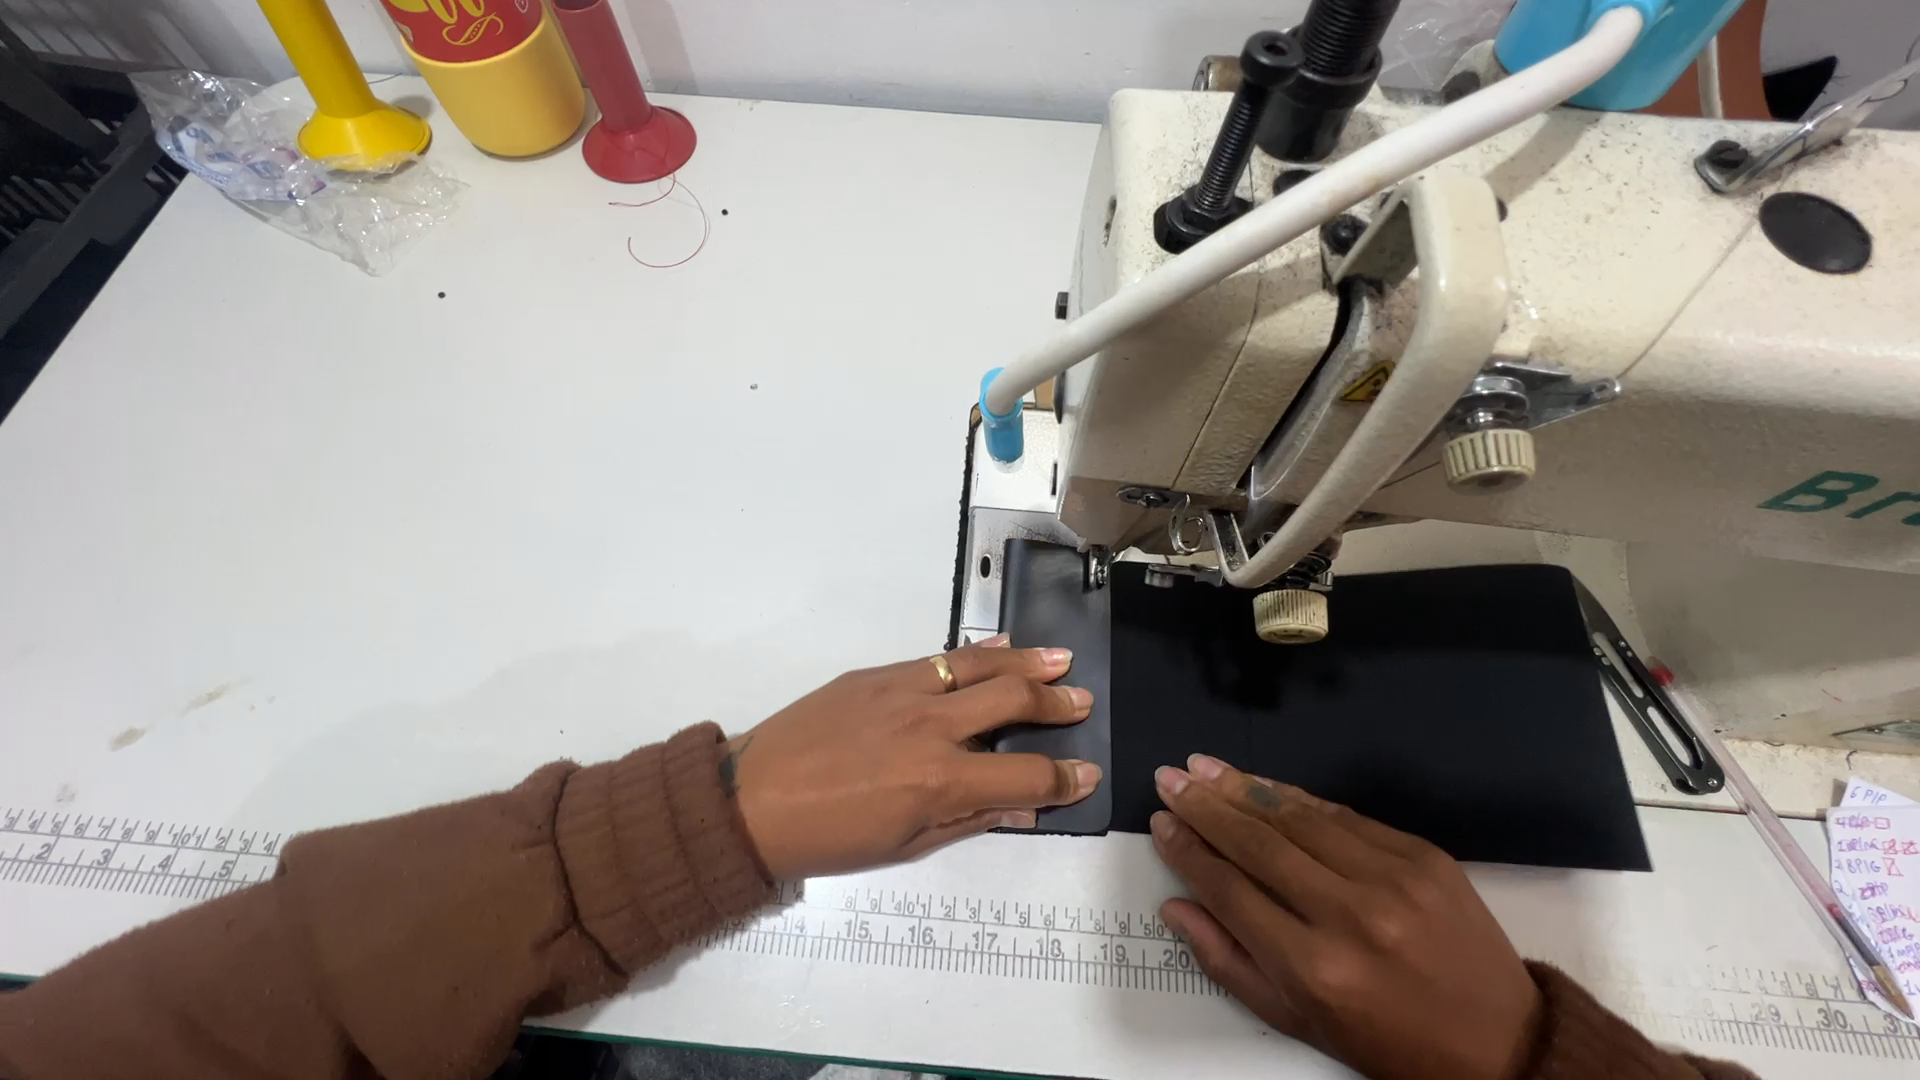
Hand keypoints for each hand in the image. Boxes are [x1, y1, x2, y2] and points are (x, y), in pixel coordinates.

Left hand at [723, 636, 1100, 879]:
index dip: (1064, 779)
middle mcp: (931, 728)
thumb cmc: (831, 838)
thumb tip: (1024, 807)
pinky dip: (975, 652)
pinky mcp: (878, 673)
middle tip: (1081, 701)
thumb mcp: (906, 846)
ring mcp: (903, 691)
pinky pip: (937, 657)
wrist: (753, 799)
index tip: (1086, 774)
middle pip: (1012, 701)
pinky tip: (999, 647)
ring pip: (979, 665)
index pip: (1026, 776)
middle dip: (1057, 704)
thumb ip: (971, 820)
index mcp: (939, 781)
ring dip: (1026, 660)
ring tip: (1059, 659)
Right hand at [1151, 756, 1539, 1079]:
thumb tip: (1174, 906)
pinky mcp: (1422, 854)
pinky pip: (1341, 814)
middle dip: (1205, 806)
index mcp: (1314, 968)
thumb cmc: (1387, 1041)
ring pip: (1296, 816)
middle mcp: (1349, 916)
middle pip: (1257, 843)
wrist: (1505, 1043)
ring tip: (1202, 766)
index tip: (1160, 823)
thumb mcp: (1297, 1022)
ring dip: (1242, 787)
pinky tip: (1262, 783)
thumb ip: (1228, 962)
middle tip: (1169, 778)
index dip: (1188, 852)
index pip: (1230, 890)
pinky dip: (1294, 796)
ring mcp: (1391, 878)